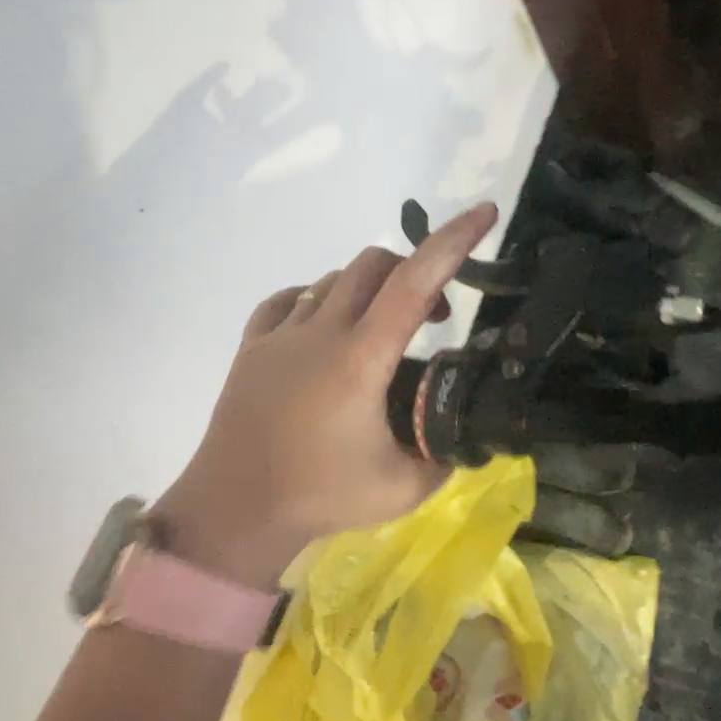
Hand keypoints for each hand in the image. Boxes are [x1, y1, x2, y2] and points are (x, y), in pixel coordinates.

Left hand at [152, 202, 498, 587]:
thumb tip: (464, 434)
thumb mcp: (404, 488)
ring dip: (371, 289)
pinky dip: (319, 300)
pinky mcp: (252, 347)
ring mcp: (280, 336)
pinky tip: (326, 329)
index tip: (484, 212)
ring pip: (333, 279)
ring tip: (383, 335)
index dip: (453, 242)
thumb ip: (445, 455)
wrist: (236, 509)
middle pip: (374, 264)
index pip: (415, 283)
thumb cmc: (321, 497)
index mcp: (361, 360)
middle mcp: (320, 332)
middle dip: (416, 272)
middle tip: (434, 322)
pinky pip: (290, 300)